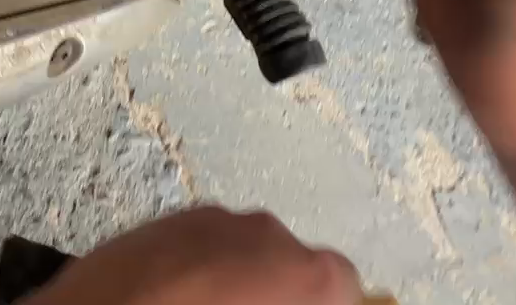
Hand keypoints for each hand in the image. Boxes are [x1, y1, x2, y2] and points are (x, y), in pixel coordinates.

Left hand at [26, 207, 362, 304]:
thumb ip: (299, 302)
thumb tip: (308, 297)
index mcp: (298, 269)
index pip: (343, 283)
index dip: (331, 304)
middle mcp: (261, 231)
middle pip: (295, 266)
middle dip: (285, 295)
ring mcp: (213, 218)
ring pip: (248, 254)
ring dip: (245, 284)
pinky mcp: (171, 219)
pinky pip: (209, 246)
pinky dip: (208, 273)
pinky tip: (182, 301)